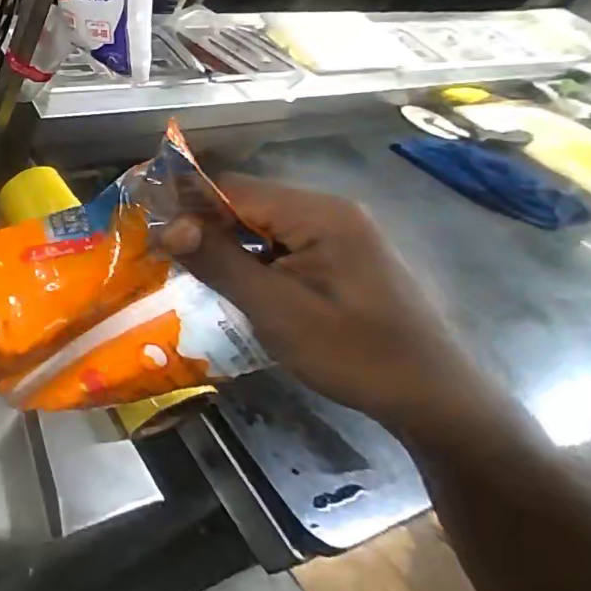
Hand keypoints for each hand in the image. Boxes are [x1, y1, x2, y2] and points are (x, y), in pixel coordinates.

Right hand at [157, 176, 502, 443]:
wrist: (438, 401)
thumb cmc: (357, 354)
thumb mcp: (278, 311)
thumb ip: (221, 262)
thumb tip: (168, 226)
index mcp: (318, 213)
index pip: (233, 189)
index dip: (188, 206)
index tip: (151, 232)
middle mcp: (329, 210)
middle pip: (247, 203)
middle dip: (205, 227)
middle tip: (167, 259)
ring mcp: (339, 233)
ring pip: (263, 225)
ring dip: (228, 246)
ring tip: (193, 274)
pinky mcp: (342, 256)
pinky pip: (283, 245)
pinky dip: (254, 260)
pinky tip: (238, 286)